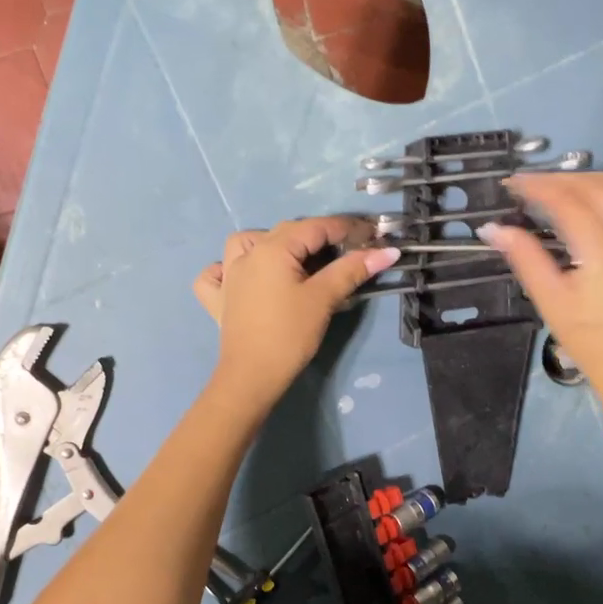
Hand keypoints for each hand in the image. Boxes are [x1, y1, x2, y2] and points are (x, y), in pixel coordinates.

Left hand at [193, 217, 399, 402]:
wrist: (252, 376)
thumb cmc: (289, 335)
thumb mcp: (323, 299)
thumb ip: (352, 270)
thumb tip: (387, 251)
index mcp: (273, 248)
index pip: (315, 227)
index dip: (347, 228)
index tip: (373, 236)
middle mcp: (247, 253)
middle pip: (286, 232)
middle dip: (317, 237)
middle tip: (346, 252)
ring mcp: (227, 275)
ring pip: (246, 242)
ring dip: (270, 243)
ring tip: (292, 259)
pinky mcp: (218, 299)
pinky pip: (215, 273)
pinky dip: (226, 270)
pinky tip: (239, 277)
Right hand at [476, 173, 602, 401]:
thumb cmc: (587, 338)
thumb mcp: (550, 300)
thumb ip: (524, 258)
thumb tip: (492, 229)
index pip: (567, 200)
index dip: (536, 186)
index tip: (510, 184)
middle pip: (592, 186)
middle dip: (557, 179)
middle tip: (525, 185)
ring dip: (585, 178)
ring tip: (556, 186)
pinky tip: (592, 194)